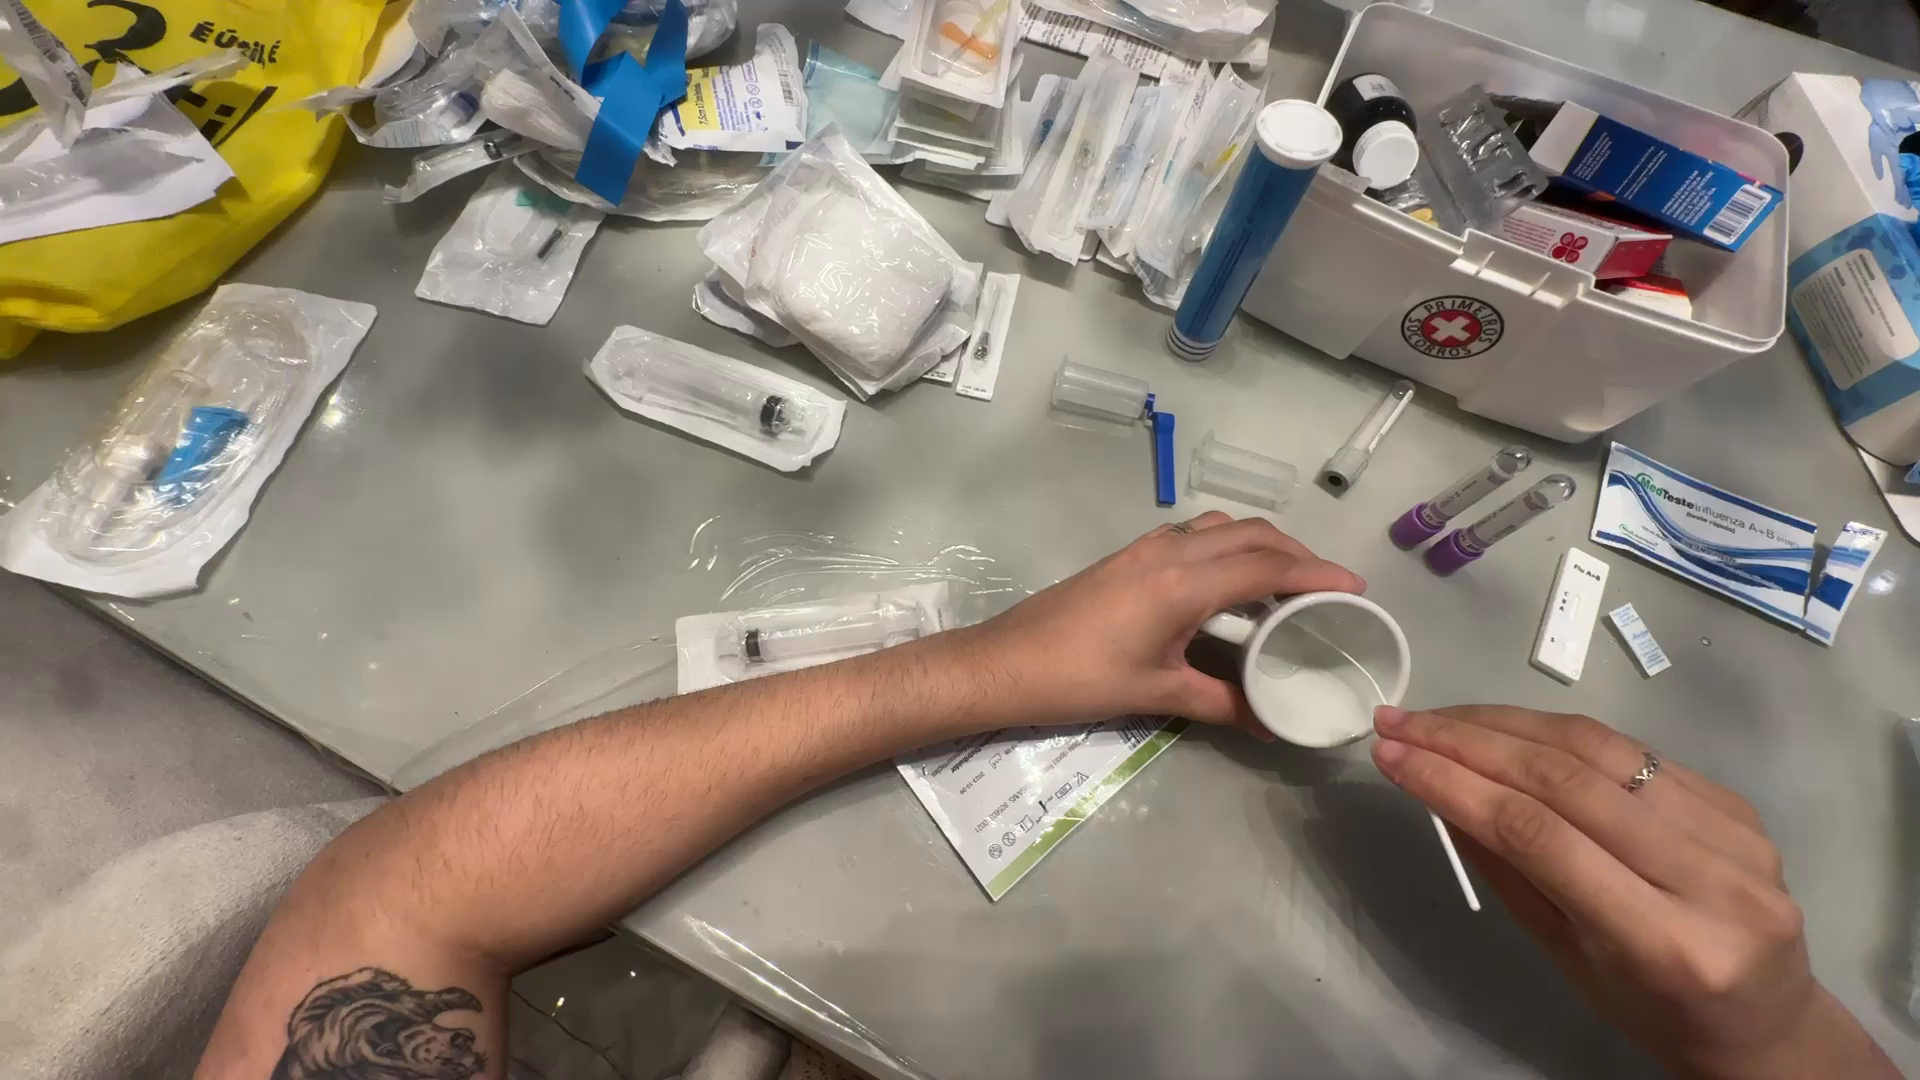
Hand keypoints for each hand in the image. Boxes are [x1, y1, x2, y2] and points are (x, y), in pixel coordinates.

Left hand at [960, 512, 1363, 732]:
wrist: (1008, 662)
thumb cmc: (1081, 678)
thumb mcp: (1157, 693)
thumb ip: (1221, 703)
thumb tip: (1270, 722)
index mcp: (1183, 582)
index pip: (1266, 567)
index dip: (1316, 573)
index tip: (1355, 588)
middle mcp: (1168, 552)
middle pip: (1248, 534)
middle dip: (1294, 553)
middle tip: (1323, 588)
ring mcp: (1143, 549)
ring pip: (1217, 528)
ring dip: (1257, 545)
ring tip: (1282, 583)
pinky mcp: (1125, 557)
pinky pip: (1190, 537)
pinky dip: (1224, 548)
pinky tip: (1226, 585)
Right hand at [1371, 705, 1897, 1079]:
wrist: (1763, 1019)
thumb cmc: (1641, 999)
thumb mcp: (1557, 945)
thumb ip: (1499, 859)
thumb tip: (1430, 781)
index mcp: (1663, 942)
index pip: (1535, 833)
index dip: (1450, 782)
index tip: (1387, 753)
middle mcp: (1711, 882)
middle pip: (1561, 779)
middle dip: (1462, 740)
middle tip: (1397, 722)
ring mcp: (1734, 836)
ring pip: (1591, 746)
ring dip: (1496, 721)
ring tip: (1434, 716)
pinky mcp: (1736, 804)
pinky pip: (1623, 746)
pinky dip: (1545, 728)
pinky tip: (1497, 725)